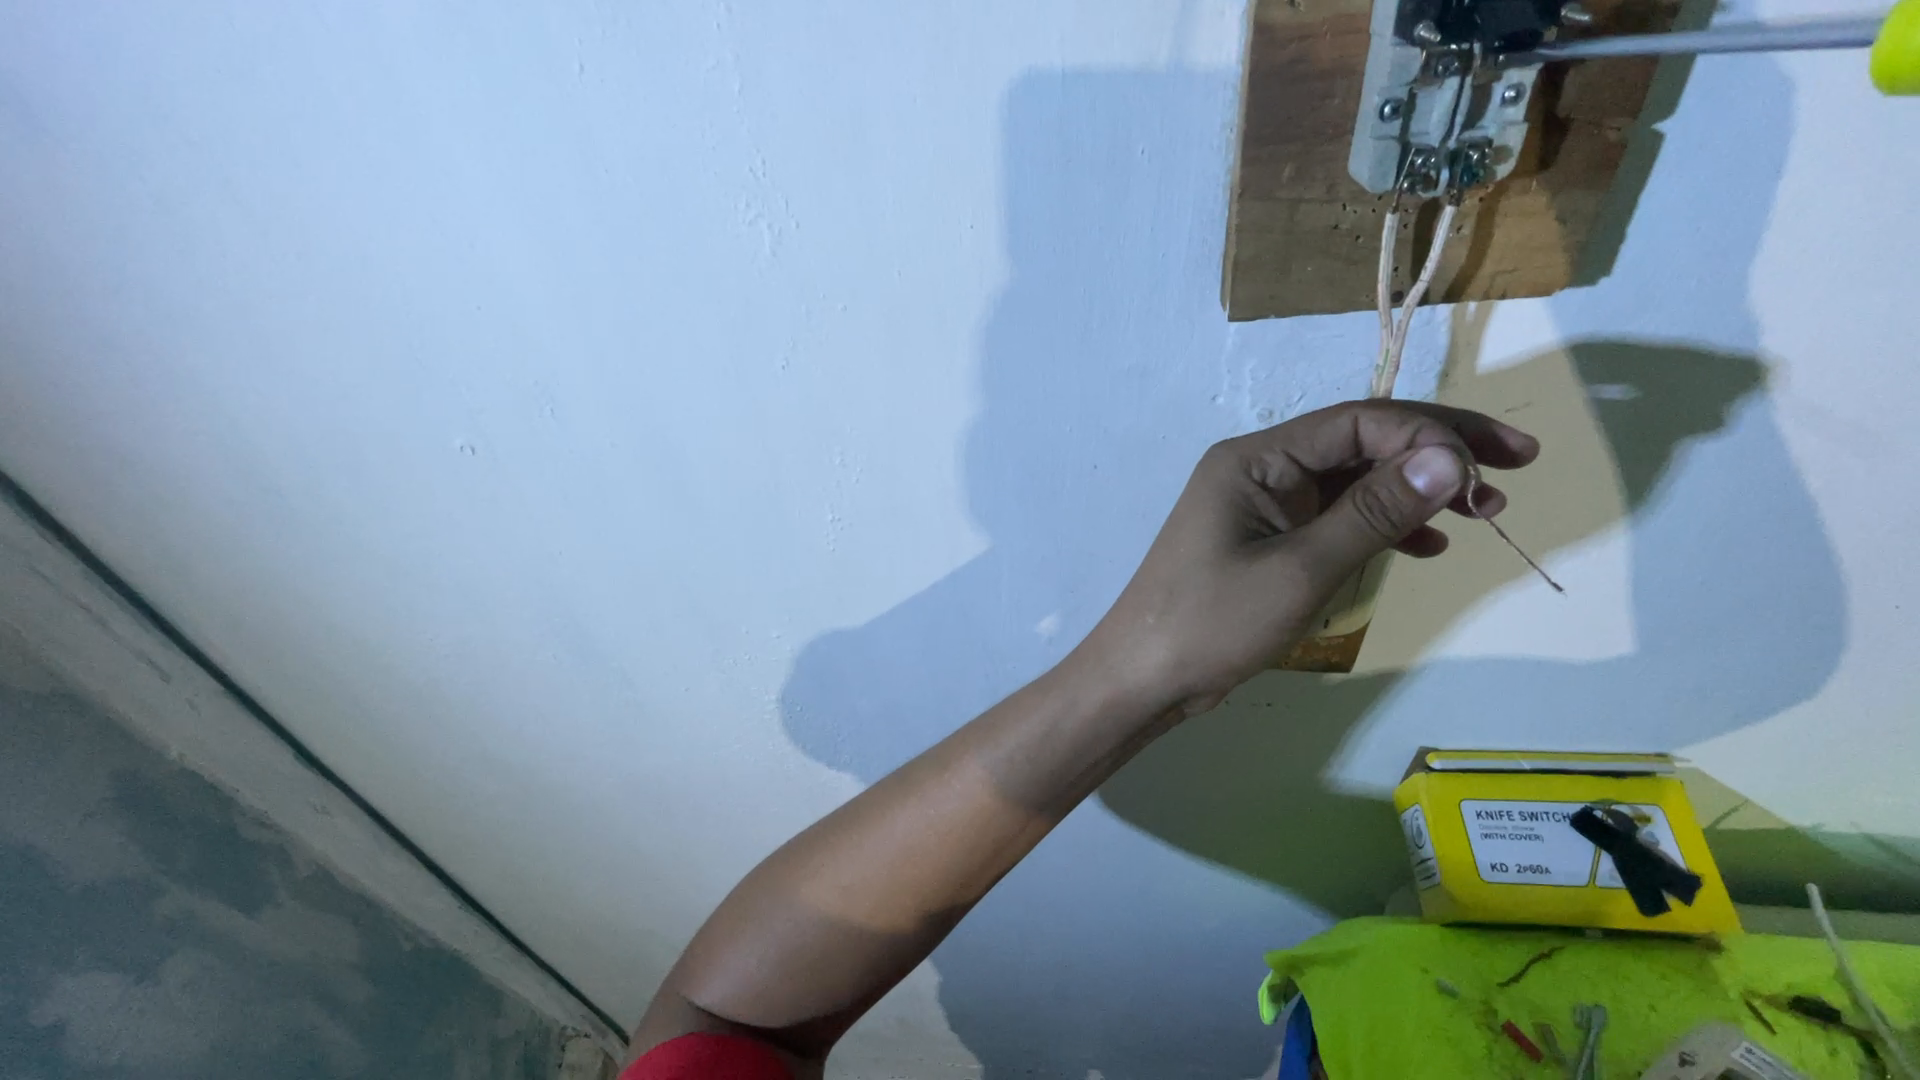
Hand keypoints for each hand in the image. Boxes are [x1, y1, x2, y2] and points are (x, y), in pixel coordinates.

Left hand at [1080, 400, 1539, 718]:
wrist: (1145, 678)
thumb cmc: (1212, 621)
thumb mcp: (1300, 568)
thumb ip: (1372, 512)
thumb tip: (1447, 455)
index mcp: (1255, 458)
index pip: (1356, 421)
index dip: (1429, 434)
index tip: (1488, 471)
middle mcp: (1258, 470)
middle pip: (1359, 443)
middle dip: (1435, 451)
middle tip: (1517, 464)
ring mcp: (1262, 506)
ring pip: (1352, 483)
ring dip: (1415, 492)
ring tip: (1485, 511)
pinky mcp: (1268, 541)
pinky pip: (1334, 519)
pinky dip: (1380, 527)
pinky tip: (1428, 544)